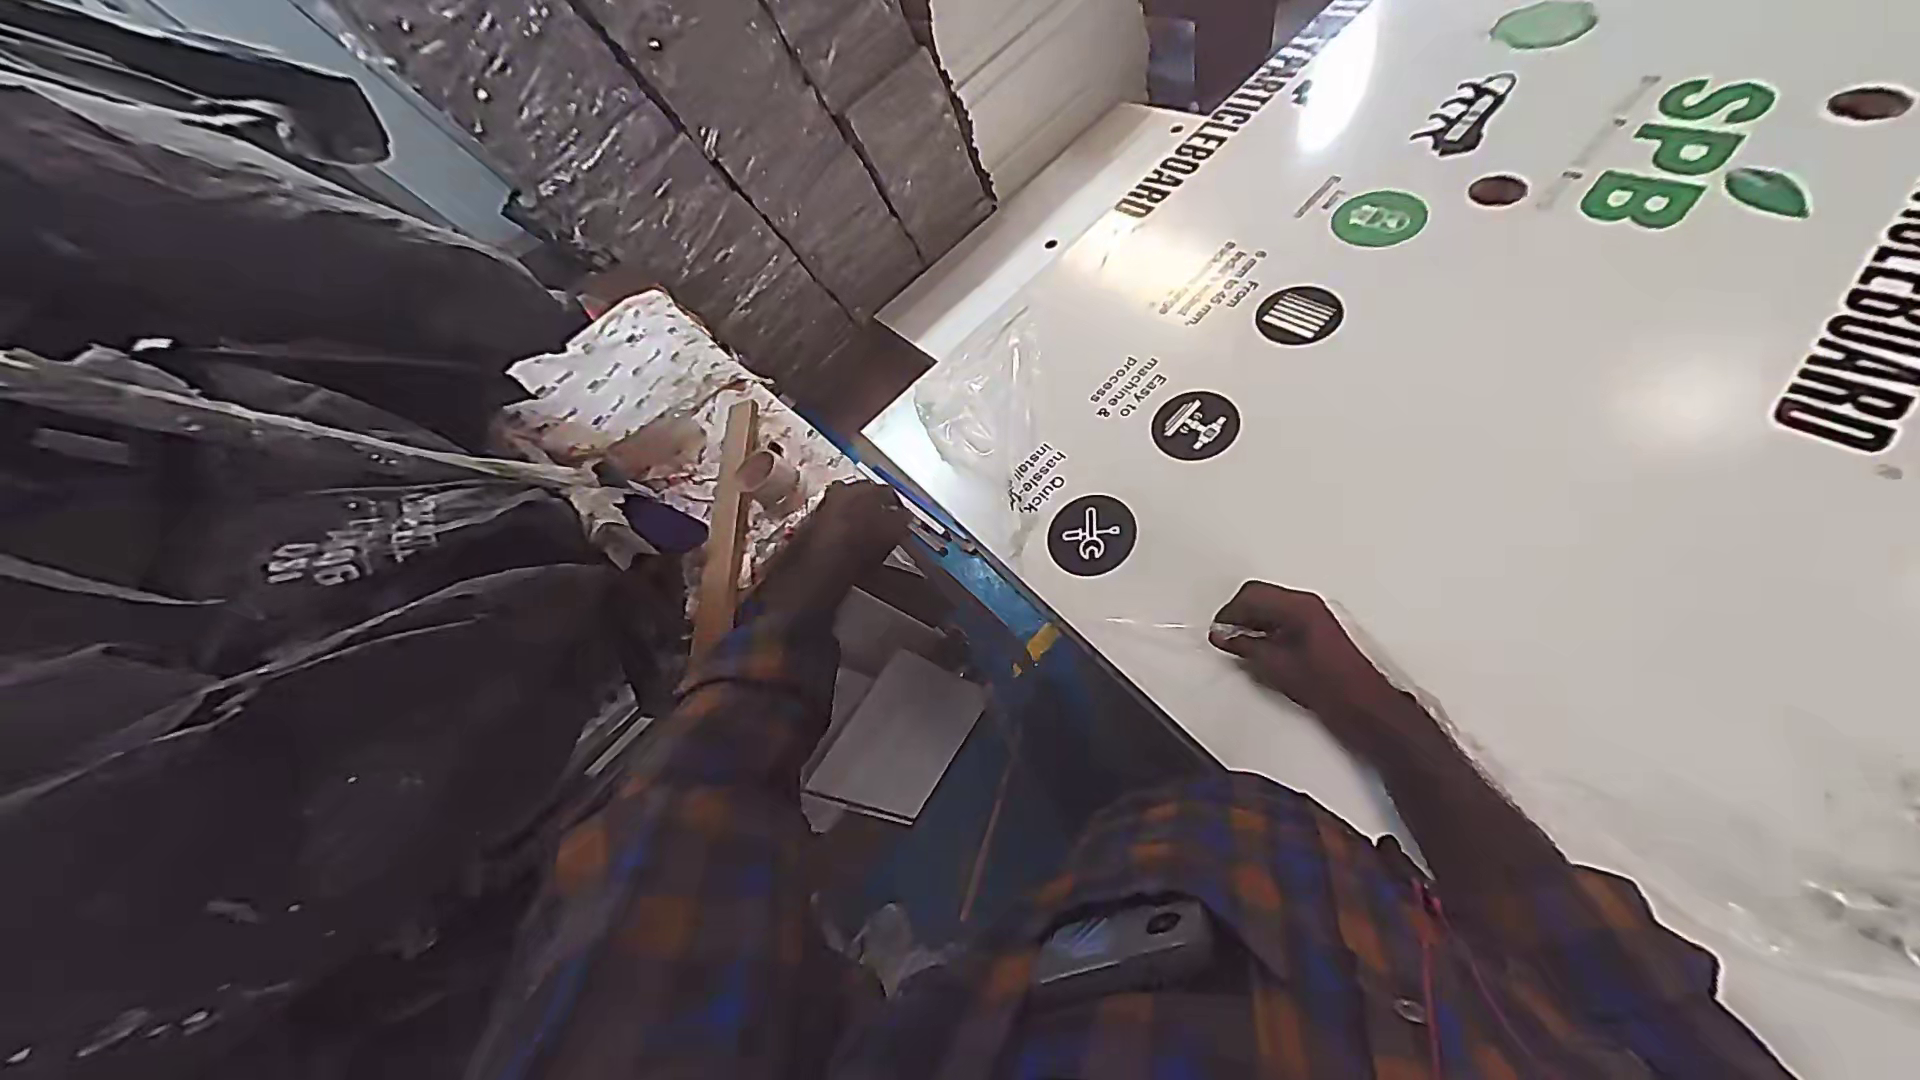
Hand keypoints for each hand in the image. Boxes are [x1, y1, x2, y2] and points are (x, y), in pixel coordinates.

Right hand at [1209, 582, 1403, 739]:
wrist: (1367, 710)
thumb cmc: (1331, 687)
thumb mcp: (1275, 665)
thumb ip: (1244, 645)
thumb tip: (1224, 636)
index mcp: (1299, 607)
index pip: (1252, 594)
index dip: (1229, 612)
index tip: (1219, 631)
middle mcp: (1310, 606)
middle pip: (1262, 596)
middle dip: (1240, 615)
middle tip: (1227, 636)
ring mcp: (1319, 618)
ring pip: (1274, 608)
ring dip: (1255, 622)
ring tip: (1243, 646)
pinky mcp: (1322, 632)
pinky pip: (1287, 619)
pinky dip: (1270, 629)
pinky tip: (1264, 650)